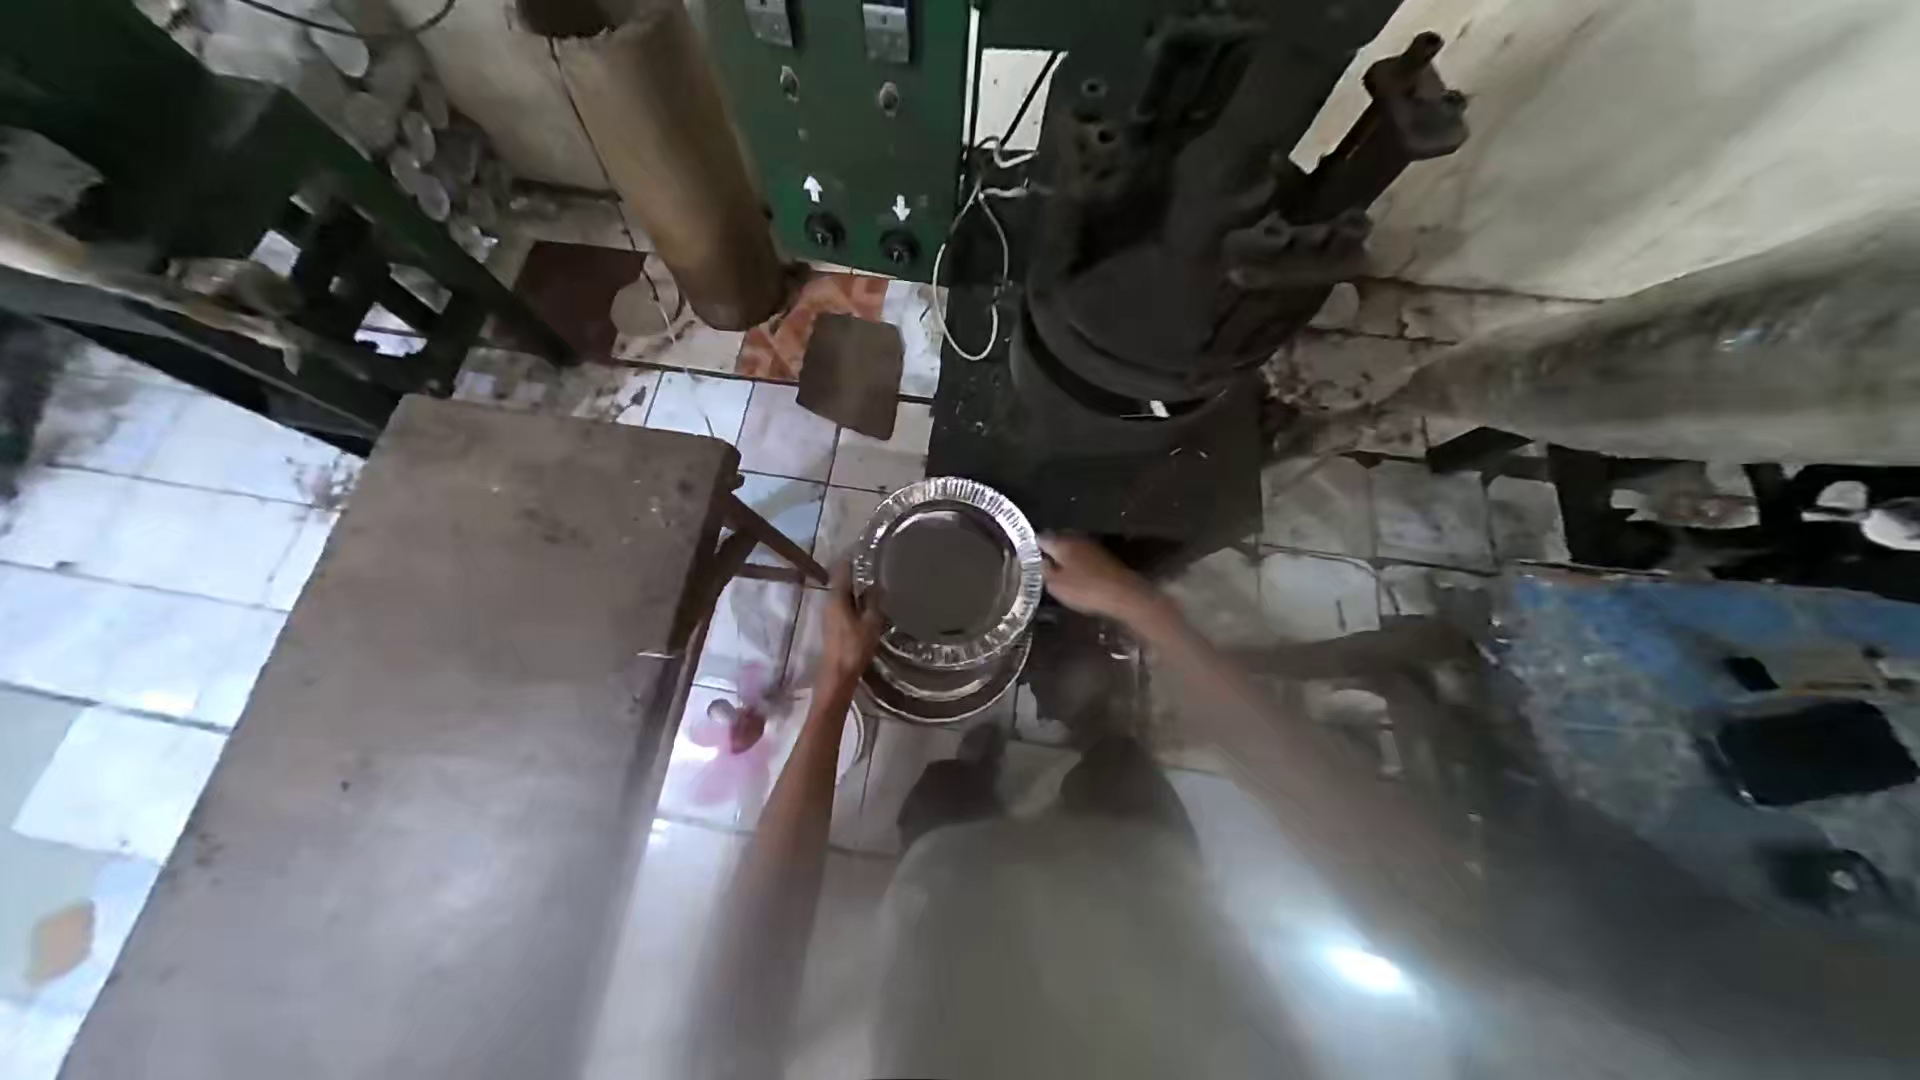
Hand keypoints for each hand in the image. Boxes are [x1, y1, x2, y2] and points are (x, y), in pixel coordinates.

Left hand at [820, 563, 885, 684]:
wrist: (838, 674)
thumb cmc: (854, 647)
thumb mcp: (871, 622)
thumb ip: (873, 601)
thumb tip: (876, 584)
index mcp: (836, 597)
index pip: (842, 570)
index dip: (852, 558)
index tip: (864, 549)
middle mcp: (829, 602)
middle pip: (842, 581)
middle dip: (857, 572)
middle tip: (876, 564)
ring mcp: (829, 614)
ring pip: (844, 594)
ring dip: (857, 588)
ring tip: (876, 582)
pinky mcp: (833, 625)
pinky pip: (845, 605)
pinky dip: (856, 600)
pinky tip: (869, 604)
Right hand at [1037, 533, 1166, 625]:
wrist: (1124, 595)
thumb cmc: (1085, 589)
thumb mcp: (1055, 585)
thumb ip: (1042, 570)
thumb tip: (1037, 560)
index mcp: (1061, 542)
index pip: (1039, 538)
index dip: (1030, 548)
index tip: (1024, 559)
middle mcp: (1076, 538)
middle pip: (1056, 541)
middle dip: (1047, 551)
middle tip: (1038, 567)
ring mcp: (1092, 546)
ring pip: (1070, 548)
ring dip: (1062, 558)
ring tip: (1054, 573)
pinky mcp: (1103, 556)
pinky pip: (1082, 556)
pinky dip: (1075, 563)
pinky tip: (1074, 576)